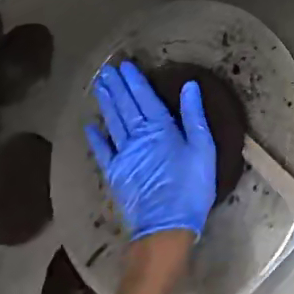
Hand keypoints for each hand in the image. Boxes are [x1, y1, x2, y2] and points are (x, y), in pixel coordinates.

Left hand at [85, 61, 216, 240]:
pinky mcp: (115, 173)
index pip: (144, 97)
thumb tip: (189, 85)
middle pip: (125, 106)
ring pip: (112, 122)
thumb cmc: (191, 187)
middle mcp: (138, 136)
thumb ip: (194, 116)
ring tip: (100, 86)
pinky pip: (102, 151)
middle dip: (116, 86)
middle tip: (106, 71)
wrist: (166, 227)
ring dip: (106, 103)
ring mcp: (123, 154)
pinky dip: (95, 137)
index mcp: (160, 128)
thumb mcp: (203, 150)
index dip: (134, 80)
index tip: (125, 66)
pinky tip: (90, 126)